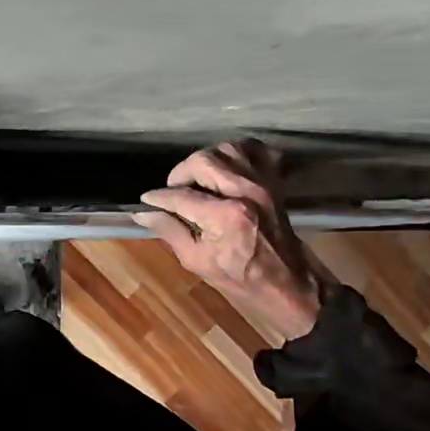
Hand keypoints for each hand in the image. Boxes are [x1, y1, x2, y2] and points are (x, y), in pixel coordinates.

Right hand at [133, 140, 332, 344]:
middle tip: (176, 192)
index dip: (158, 197)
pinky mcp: (274, 181)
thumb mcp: (196, 260)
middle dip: (181, 174)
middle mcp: (246, 191)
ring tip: (199, 180)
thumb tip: (142, 212)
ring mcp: (264, 183)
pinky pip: (256, 150)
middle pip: (203, 160)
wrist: (287, 282)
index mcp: (226, 216)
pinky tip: (226, 168)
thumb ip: (169, 230)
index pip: (180, 195)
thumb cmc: (239, 277)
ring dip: (207, 160)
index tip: (147, 200)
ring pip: (227, 148)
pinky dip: (238, 153)